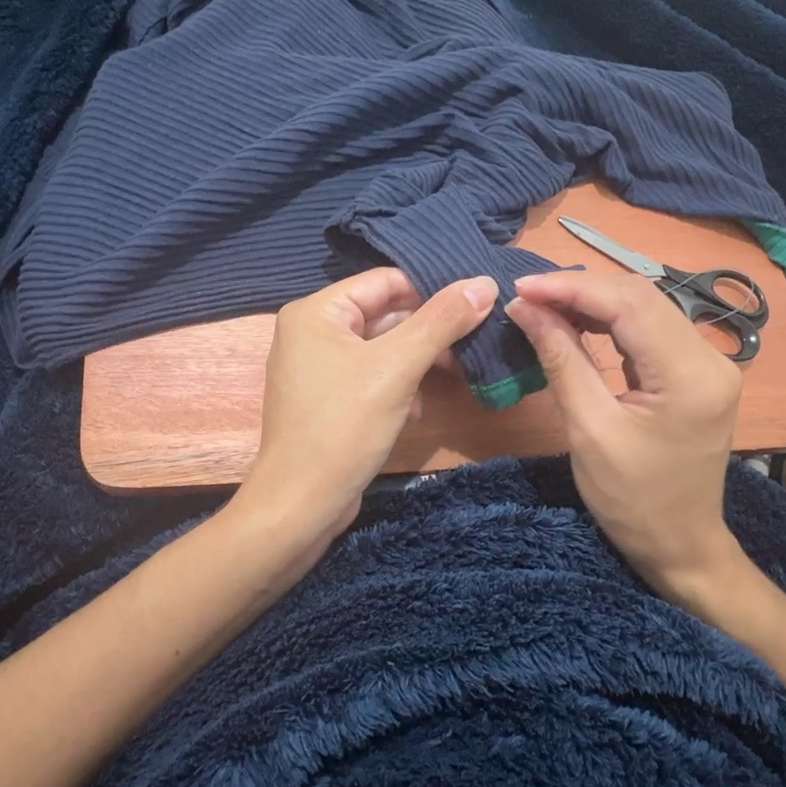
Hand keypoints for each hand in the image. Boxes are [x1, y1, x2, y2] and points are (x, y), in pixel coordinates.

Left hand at [242, 267, 497, 541]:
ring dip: (419, 359)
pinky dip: (399, 385)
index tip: (477, 304)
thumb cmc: (343, 426)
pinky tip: (420, 407)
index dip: (431, 290)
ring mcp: (318, 368)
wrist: (300, 505)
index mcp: (316, 312)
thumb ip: (442, 321)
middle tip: (476, 341)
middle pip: (384, 313)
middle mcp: (311, 332)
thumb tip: (484, 281)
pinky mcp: (328, 400)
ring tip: (459, 370)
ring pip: (382, 348)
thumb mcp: (398, 367)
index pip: (385, 281)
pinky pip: (371, 377)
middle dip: (429, 329)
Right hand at [504, 270, 752, 604]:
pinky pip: (650, 330)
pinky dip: (609, 321)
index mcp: (691, 375)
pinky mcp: (696, 372)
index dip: (572, 288)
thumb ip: (561, 359)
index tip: (520, 287)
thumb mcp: (589, 429)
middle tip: (525, 296)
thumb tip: (525, 308)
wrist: (679, 545)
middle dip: (579, 289)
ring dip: (592, 301)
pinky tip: (575, 322)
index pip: (629, 305)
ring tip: (542, 305)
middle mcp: (710, 358)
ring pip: (645, 309)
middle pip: (641, 298)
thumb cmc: (632, 500)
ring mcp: (708, 364)